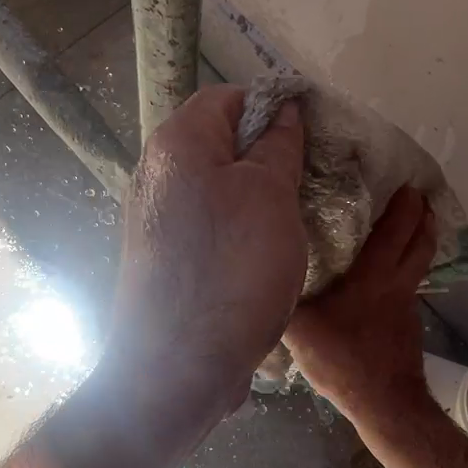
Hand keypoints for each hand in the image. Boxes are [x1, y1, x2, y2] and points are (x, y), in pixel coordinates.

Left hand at [103, 84, 306, 436]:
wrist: (178, 369)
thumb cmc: (231, 272)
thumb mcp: (270, 197)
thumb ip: (278, 148)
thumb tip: (281, 112)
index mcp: (177, 145)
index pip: (229, 98)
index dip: (274, 111)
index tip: (312, 144)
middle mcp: (156, 178)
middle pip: (220, 150)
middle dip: (267, 164)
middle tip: (307, 192)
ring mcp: (155, 227)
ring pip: (217, 197)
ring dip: (256, 209)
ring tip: (290, 234)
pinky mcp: (163, 268)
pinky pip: (209, 237)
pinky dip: (237, 243)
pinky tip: (262, 268)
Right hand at [284, 186, 437, 425]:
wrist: (385, 406)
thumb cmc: (344, 362)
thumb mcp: (300, 330)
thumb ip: (282, 303)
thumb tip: (258, 283)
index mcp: (375, 276)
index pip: (396, 228)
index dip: (404, 203)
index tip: (406, 183)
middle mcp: (398, 286)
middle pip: (422, 242)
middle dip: (423, 216)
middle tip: (419, 199)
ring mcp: (407, 310)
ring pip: (418, 268)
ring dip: (417, 246)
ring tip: (404, 236)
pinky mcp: (407, 332)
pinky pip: (406, 295)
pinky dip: (401, 281)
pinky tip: (380, 294)